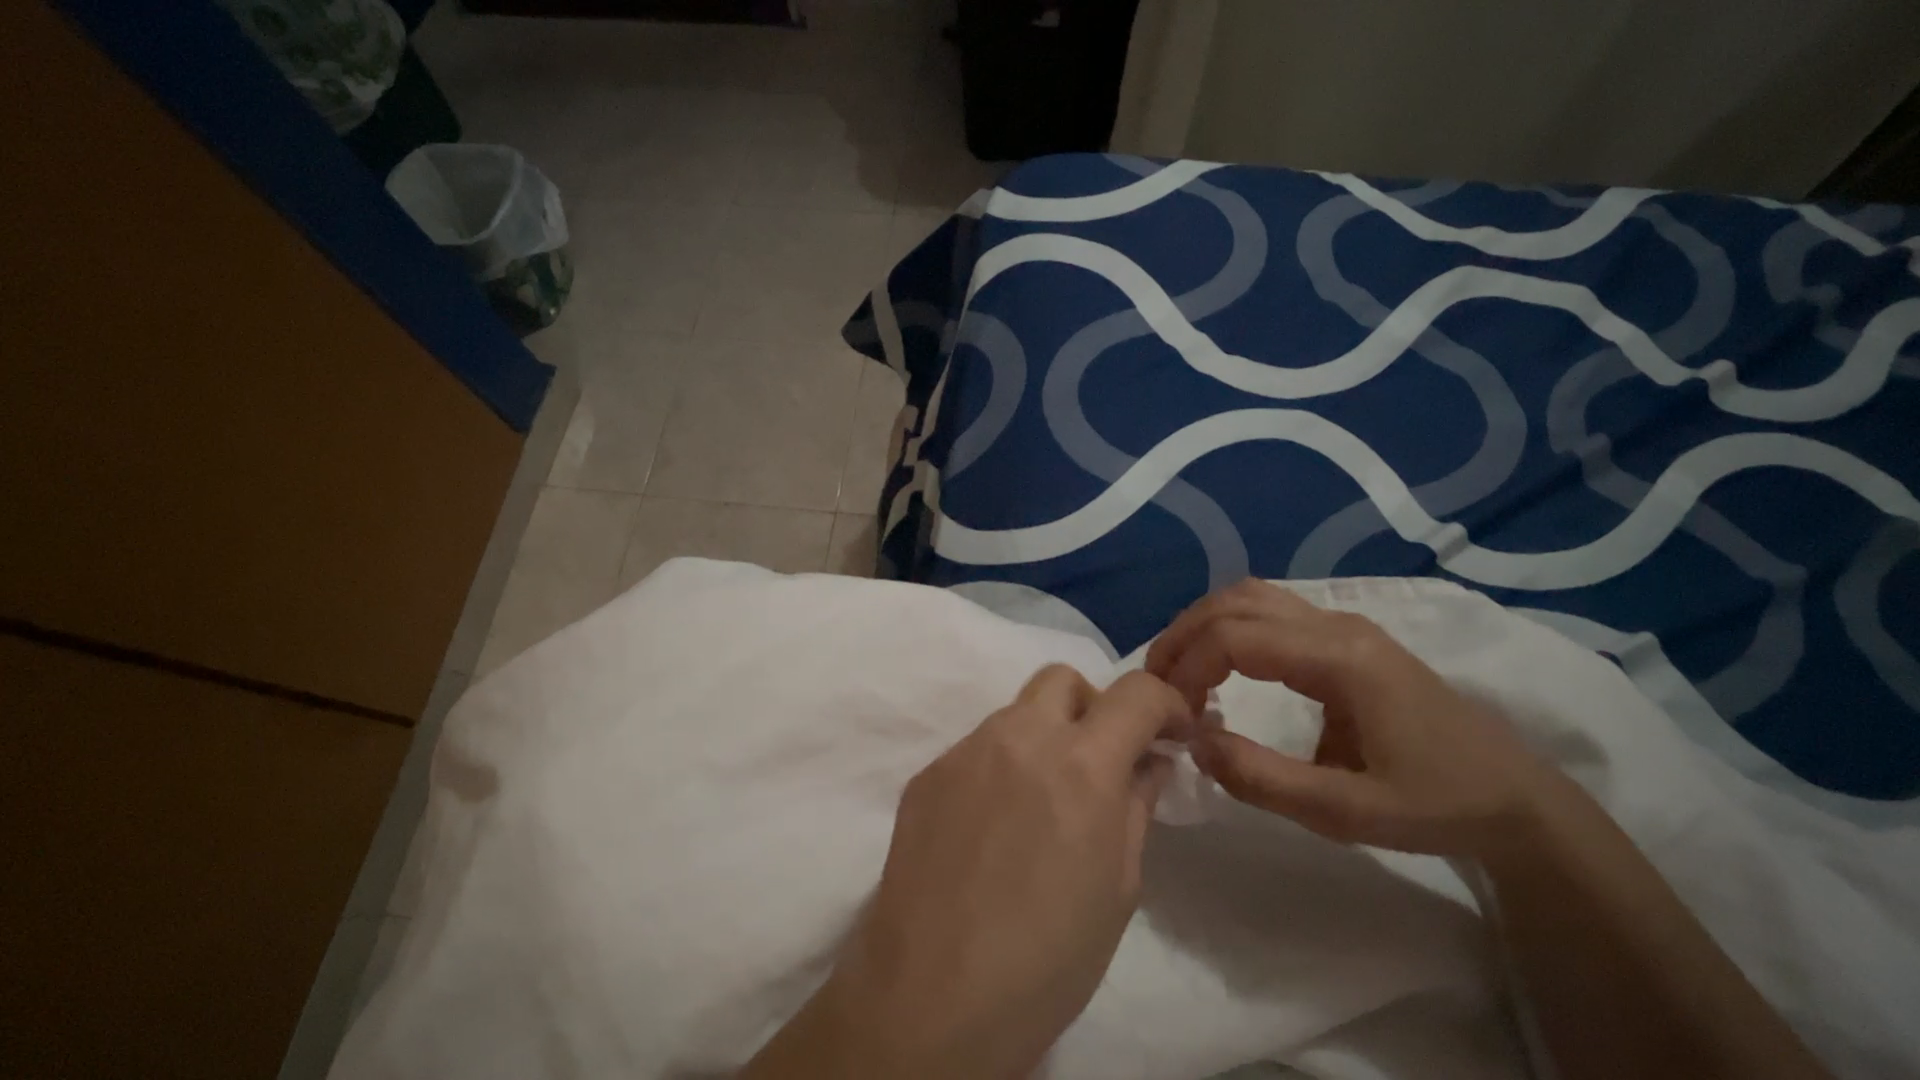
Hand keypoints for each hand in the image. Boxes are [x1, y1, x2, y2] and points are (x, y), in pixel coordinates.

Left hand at [741, 666, 1193, 1079]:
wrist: (931, 998)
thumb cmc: (1047, 959)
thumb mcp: (1118, 888)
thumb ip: (1134, 807)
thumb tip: (1146, 763)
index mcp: (1081, 765)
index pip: (1136, 692)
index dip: (1166, 704)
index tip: (1173, 734)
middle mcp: (1018, 738)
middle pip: (1062, 680)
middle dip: (1094, 708)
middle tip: (1103, 763)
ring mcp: (963, 754)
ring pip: (1014, 714)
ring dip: (1043, 738)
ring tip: (1043, 805)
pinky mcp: (924, 778)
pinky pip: (975, 751)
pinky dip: (1000, 769)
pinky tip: (995, 830)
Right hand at [1145, 579, 1566, 858]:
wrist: (1512, 798)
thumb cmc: (1432, 805)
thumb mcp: (1343, 812)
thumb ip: (1261, 778)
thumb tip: (1193, 742)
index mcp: (1340, 658)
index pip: (1234, 637)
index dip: (1185, 667)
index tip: (1166, 711)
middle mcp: (1338, 625)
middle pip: (1236, 601)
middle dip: (1183, 636)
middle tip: (1156, 685)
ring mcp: (1345, 626)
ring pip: (1252, 597)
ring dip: (1204, 627)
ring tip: (1179, 674)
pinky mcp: (1348, 638)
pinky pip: (1271, 613)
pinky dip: (1230, 630)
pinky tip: (1221, 670)